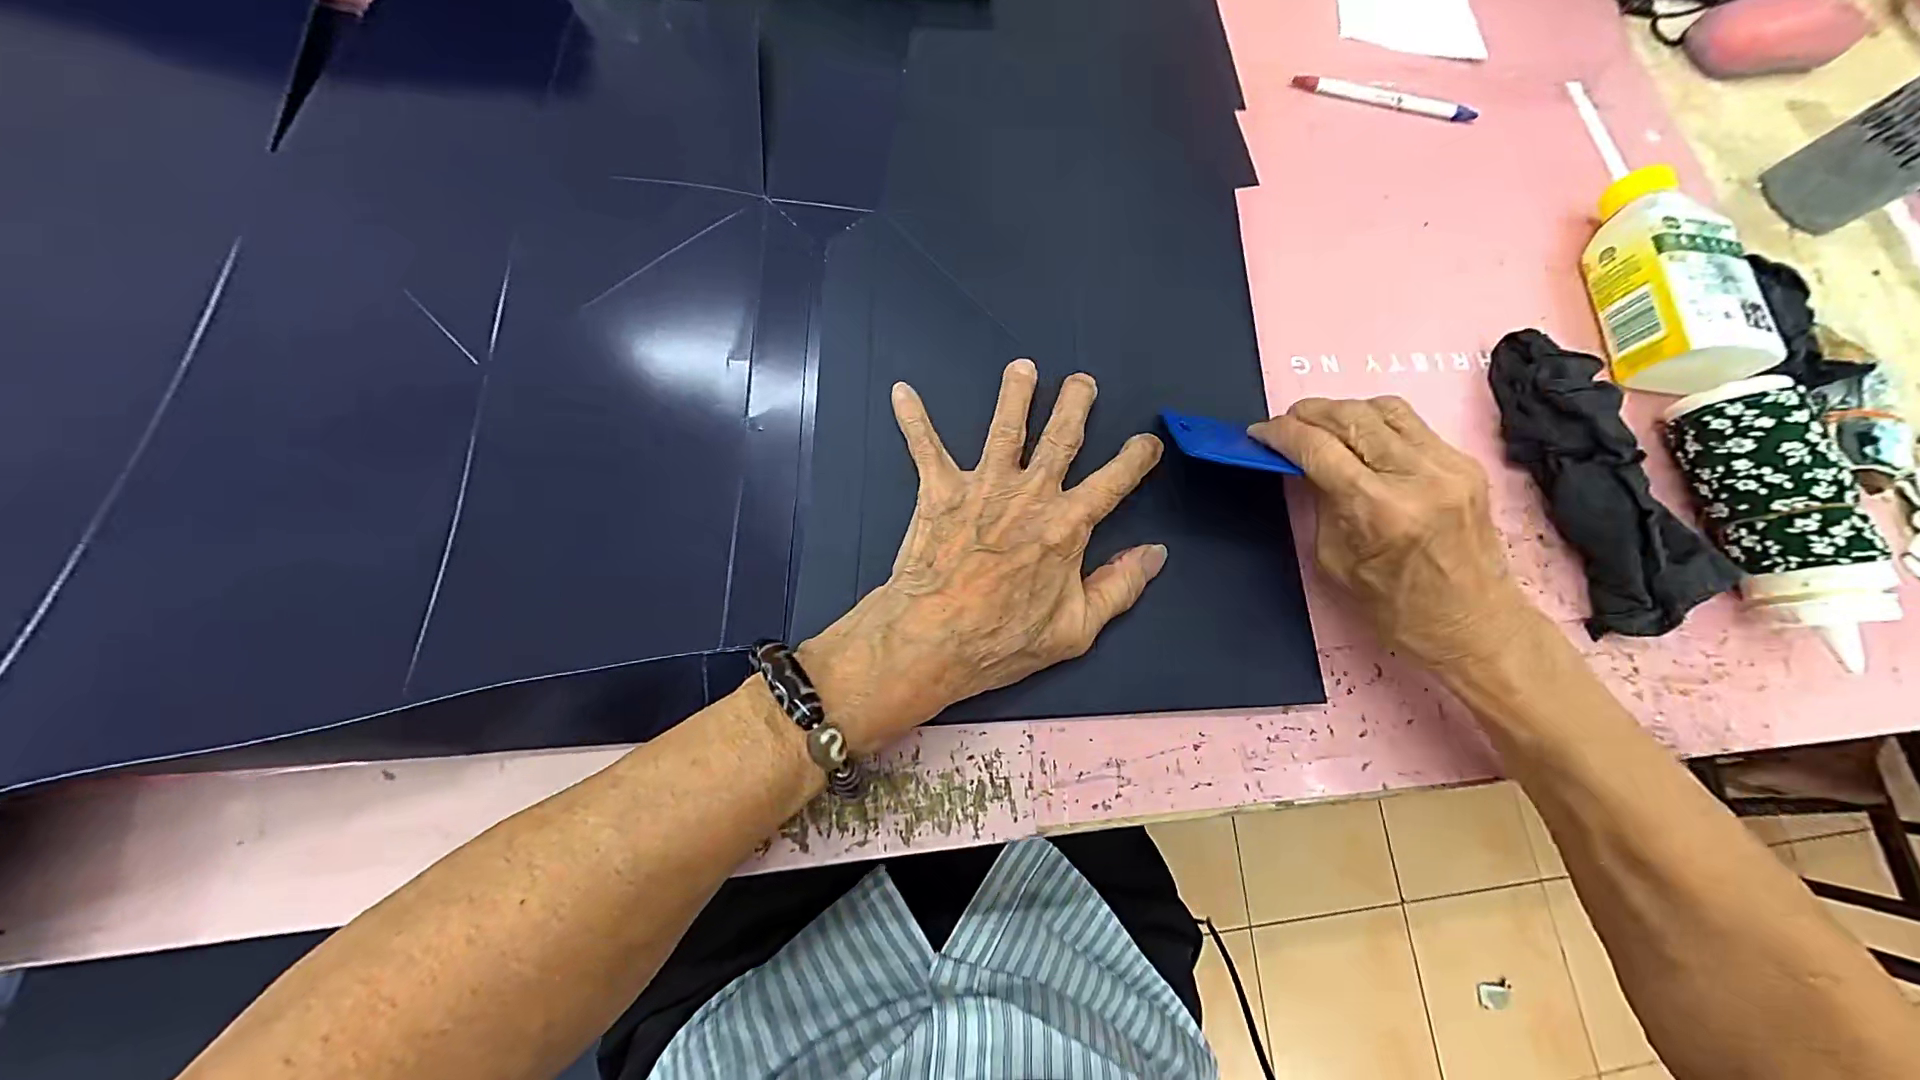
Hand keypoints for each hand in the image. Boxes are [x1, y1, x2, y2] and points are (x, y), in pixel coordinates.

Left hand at [800, 359, 1166, 750]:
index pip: (1113, 481)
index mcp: (1066, 525)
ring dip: (1015, 394)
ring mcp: (982, 488)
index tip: (1146, 443)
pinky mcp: (939, 492)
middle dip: (1075, 405)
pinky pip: (925, 447)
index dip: (1135, 459)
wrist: (930, 639)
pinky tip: (903, 392)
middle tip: (1082, 382)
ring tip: (1022, 368)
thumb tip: (1154, 555)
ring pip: (1004, 428)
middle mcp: (1028, 495)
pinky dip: (913, 418)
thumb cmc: (1002, 640)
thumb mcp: (1075, 630)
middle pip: (1060, 438)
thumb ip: (1119, 588)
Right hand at [1249, 397, 1533, 668]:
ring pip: (1383, 408)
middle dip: (1307, 413)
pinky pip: (1410, 424)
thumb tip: (1302, 464)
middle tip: (1284, 424)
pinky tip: (1359, 439)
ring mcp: (1449, 466)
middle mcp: (1418, 477)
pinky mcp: (1465, 463)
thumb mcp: (1333, 557)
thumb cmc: (1393, 606)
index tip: (1259, 433)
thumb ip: (1319, 502)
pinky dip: (1375, 423)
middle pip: (1351, 416)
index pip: (1318, 447)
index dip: (1280, 433)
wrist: (1471, 624)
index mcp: (1378, 509)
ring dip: (1342, 410)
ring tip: (1320, 426)